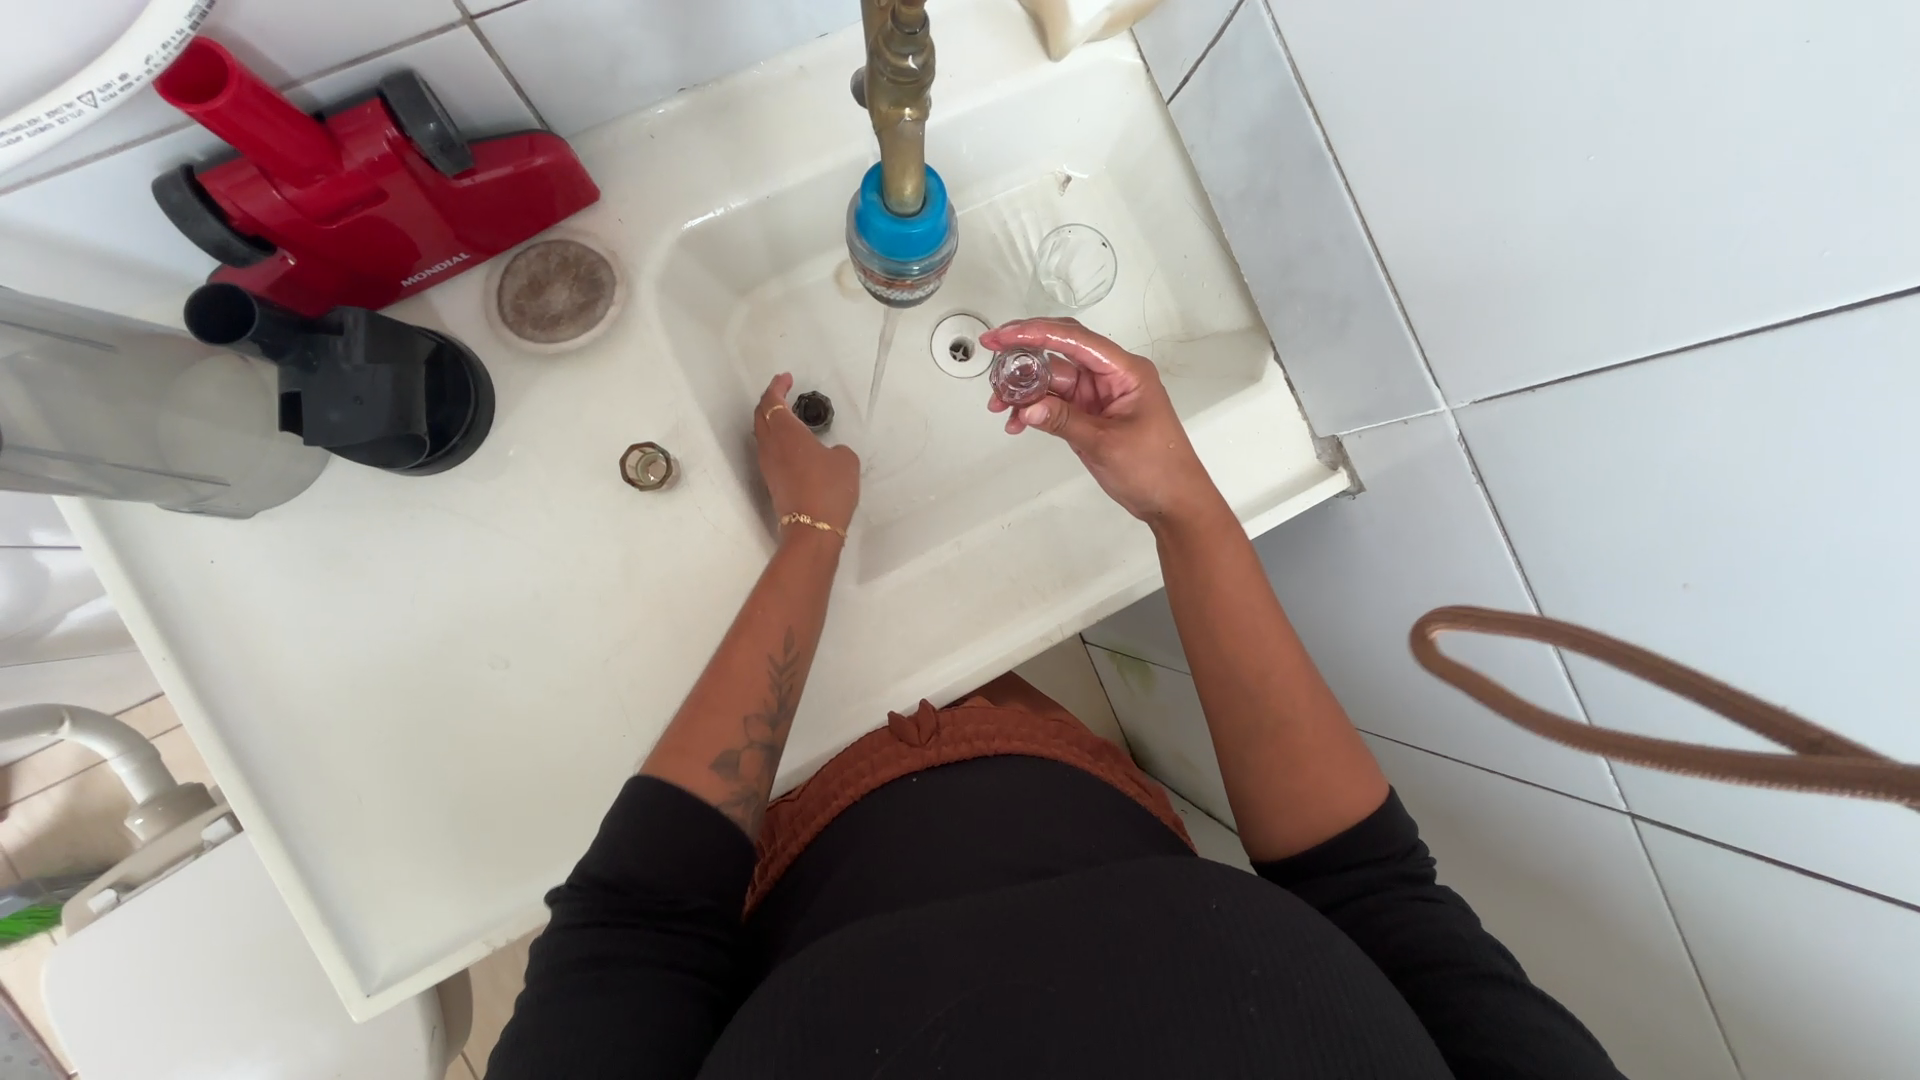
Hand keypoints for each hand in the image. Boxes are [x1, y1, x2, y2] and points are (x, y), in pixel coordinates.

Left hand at [756, 374, 859, 540]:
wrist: (813, 529)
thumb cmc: (830, 489)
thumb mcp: (846, 461)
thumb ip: (836, 449)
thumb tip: (828, 453)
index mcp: (786, 432)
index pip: (772, 401)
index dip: (777, 387)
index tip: (785, 378)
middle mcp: (771, 446)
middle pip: (761, 415)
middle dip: (770, 401)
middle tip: (783, 393)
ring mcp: (768, 465)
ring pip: (762, 433)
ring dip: (770, 420)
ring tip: (787, 416)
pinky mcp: (772, 481)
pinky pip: (769, 450)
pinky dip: (776, 438)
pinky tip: (791, 443)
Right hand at [980, 318, 1218, 524]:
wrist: (1173, 502)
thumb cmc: (1156, 469)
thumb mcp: (1105, 443)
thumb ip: (1064, 421)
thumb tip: (1026, 408)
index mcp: (1124, 371)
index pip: (1075, 339)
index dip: (1035, 333)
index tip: (1002, 336)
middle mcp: (1110, 377)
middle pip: (1060, 352)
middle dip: (1024, 354)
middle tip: (991, 354)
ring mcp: (1098, 397)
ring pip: (1052, 379)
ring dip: (1023, 389)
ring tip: (998, 404)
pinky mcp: (1089, 416)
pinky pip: (1054, 404)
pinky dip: (1034, 411)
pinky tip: (1016, 423)